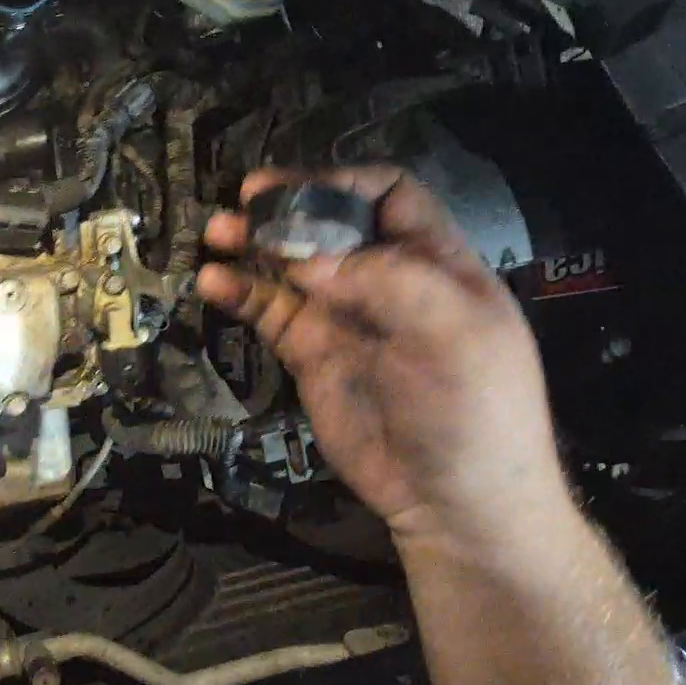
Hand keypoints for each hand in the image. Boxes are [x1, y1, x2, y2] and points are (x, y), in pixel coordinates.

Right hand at [197, 167, 569, 549]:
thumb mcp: (454, 337)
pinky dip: (238, 291)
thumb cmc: (472, 412)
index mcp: (432, 261)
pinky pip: (267, 309)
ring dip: (251, 244)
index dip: (342, 183)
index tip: (295, 191)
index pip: (388, 194)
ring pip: (287, 262)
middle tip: (243, 202)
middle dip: (285, 208)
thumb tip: (305, 261)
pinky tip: (213, 283)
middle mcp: (382, 278)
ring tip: (215, 235)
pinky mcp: (307, 350)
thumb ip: (387, 283)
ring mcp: (340, 314)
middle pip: (326, 223)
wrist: (452, 501)